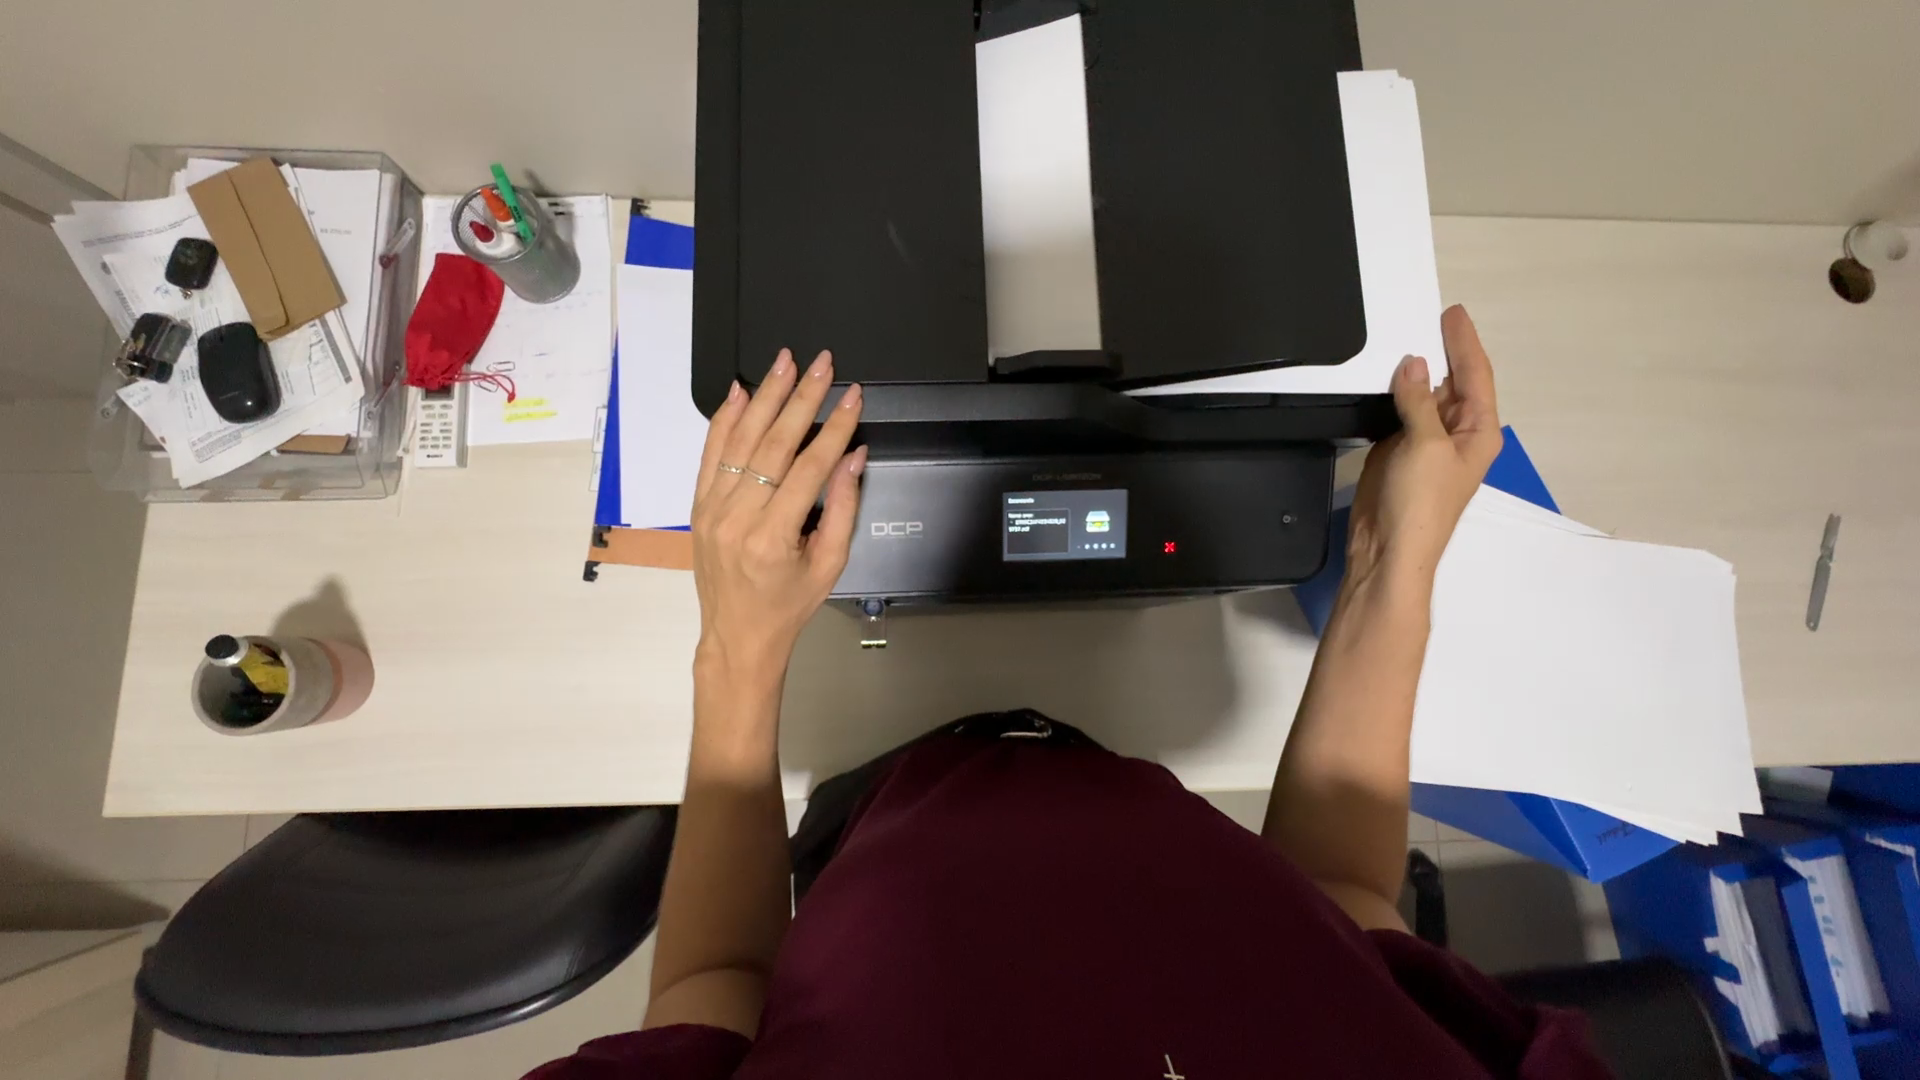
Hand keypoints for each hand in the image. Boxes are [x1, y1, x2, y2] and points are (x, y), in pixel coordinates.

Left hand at [691, 348, 866, 682]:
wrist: (737, 634)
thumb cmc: (788, 605)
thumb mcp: (830, 564)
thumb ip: (843, 507)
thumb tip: (852, 455)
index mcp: (774, 537)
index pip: (809, 467)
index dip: (835, 427)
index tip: (853, 397)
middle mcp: (736, 517)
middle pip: (773, 443)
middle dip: (802, 398)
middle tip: (822, 364)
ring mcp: (711, 508)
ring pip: (740, 439)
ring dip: (766, 396)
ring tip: (785, 362)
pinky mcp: (698, 504)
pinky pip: (711, 452)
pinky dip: (725, 418)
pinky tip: (742, 390)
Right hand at [1348, 305, 1501, 580]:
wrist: (1387, 547)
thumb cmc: (1418, 501)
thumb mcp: (1425, 445)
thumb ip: (1418, 402)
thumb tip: (1412, 364)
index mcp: (1477, 431)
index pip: (1475, 376)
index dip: (1464, 343)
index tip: (1452, 313)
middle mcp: (1455, 434)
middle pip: (1451, 384)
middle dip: (1440, 353)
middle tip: (1423, 318)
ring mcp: (1424, 445)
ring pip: (1421, 398)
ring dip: (1412, 374)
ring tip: (1399, 341)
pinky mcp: (1395, 454)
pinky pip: (1396, 415)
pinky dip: (1389, 396)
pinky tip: (1379, 380)